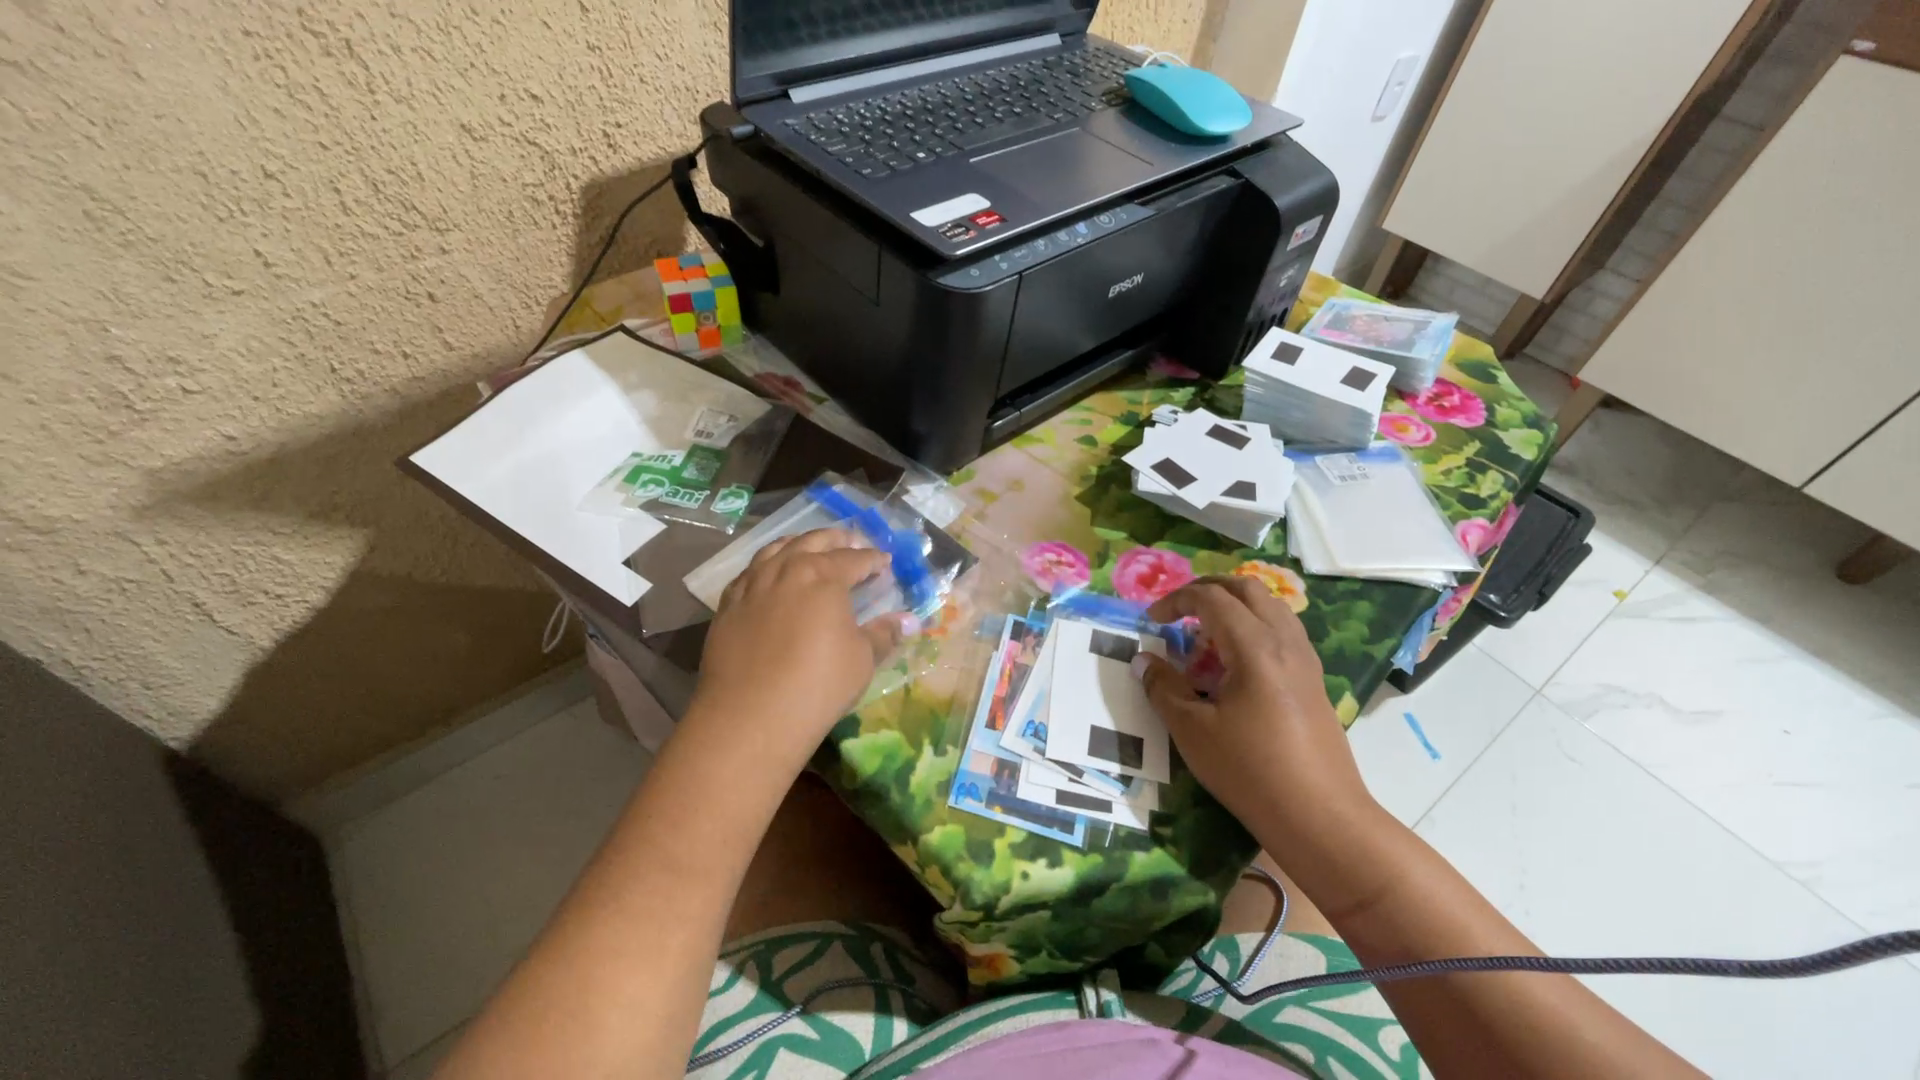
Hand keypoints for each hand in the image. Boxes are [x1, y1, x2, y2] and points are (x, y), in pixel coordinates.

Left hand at [687, 528, 913, 767]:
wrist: (750, 715)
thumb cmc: (818, 684)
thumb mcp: (861, 660)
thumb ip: (883, 634)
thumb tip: (909, 620)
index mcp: (823, 576)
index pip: (854, 559)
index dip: (873, 560)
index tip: (884, 562)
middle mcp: (786, 569)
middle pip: (813, 542)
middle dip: (837, 539)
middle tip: (852, 541)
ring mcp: (752, 585)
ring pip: (776, 550)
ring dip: (799, 544)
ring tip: (810, 547)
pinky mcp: (727, 605)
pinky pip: (749, 573)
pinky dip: (766, 565)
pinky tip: (769, 576)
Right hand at [1138, 577, 1377, 838]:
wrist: (1318, 814)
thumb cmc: (1249, 769)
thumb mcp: (1192, 730)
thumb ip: (1163, 688)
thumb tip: (1143, 660)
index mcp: (1254, 646)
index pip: (1211, 598)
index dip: (1176, 601)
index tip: (1151, 622)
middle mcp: (1284, 641)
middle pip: (1246, 589)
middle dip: (1207, 591)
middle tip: (1178, 612)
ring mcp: (1305, 659)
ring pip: (1270, 607)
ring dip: (1234, 608)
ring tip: (1206, 639)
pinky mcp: (1313, 680)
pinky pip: (1283, 632)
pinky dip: (1254, 628)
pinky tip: (1236, 665)